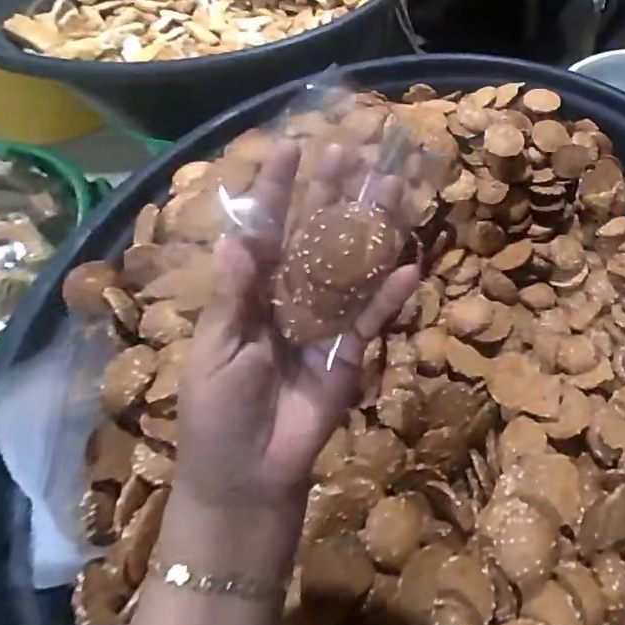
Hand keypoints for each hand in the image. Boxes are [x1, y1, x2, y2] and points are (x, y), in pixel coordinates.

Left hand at [174, 142, 419, 507]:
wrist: (248, 476)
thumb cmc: (217, 413)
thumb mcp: (216, 352)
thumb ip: (233, 297)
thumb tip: (236, 239)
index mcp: (253, 290)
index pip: (267, 229)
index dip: (277, 190)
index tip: (290, 148)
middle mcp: (293, 293)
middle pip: (316, 234)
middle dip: (333, 193)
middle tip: (353, 152)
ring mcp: (326, 318)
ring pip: (351, 263)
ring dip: (371, 228)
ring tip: (392, 187)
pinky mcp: (352, 347)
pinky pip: (373, 315)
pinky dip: (390, 294)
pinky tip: (408, 266)